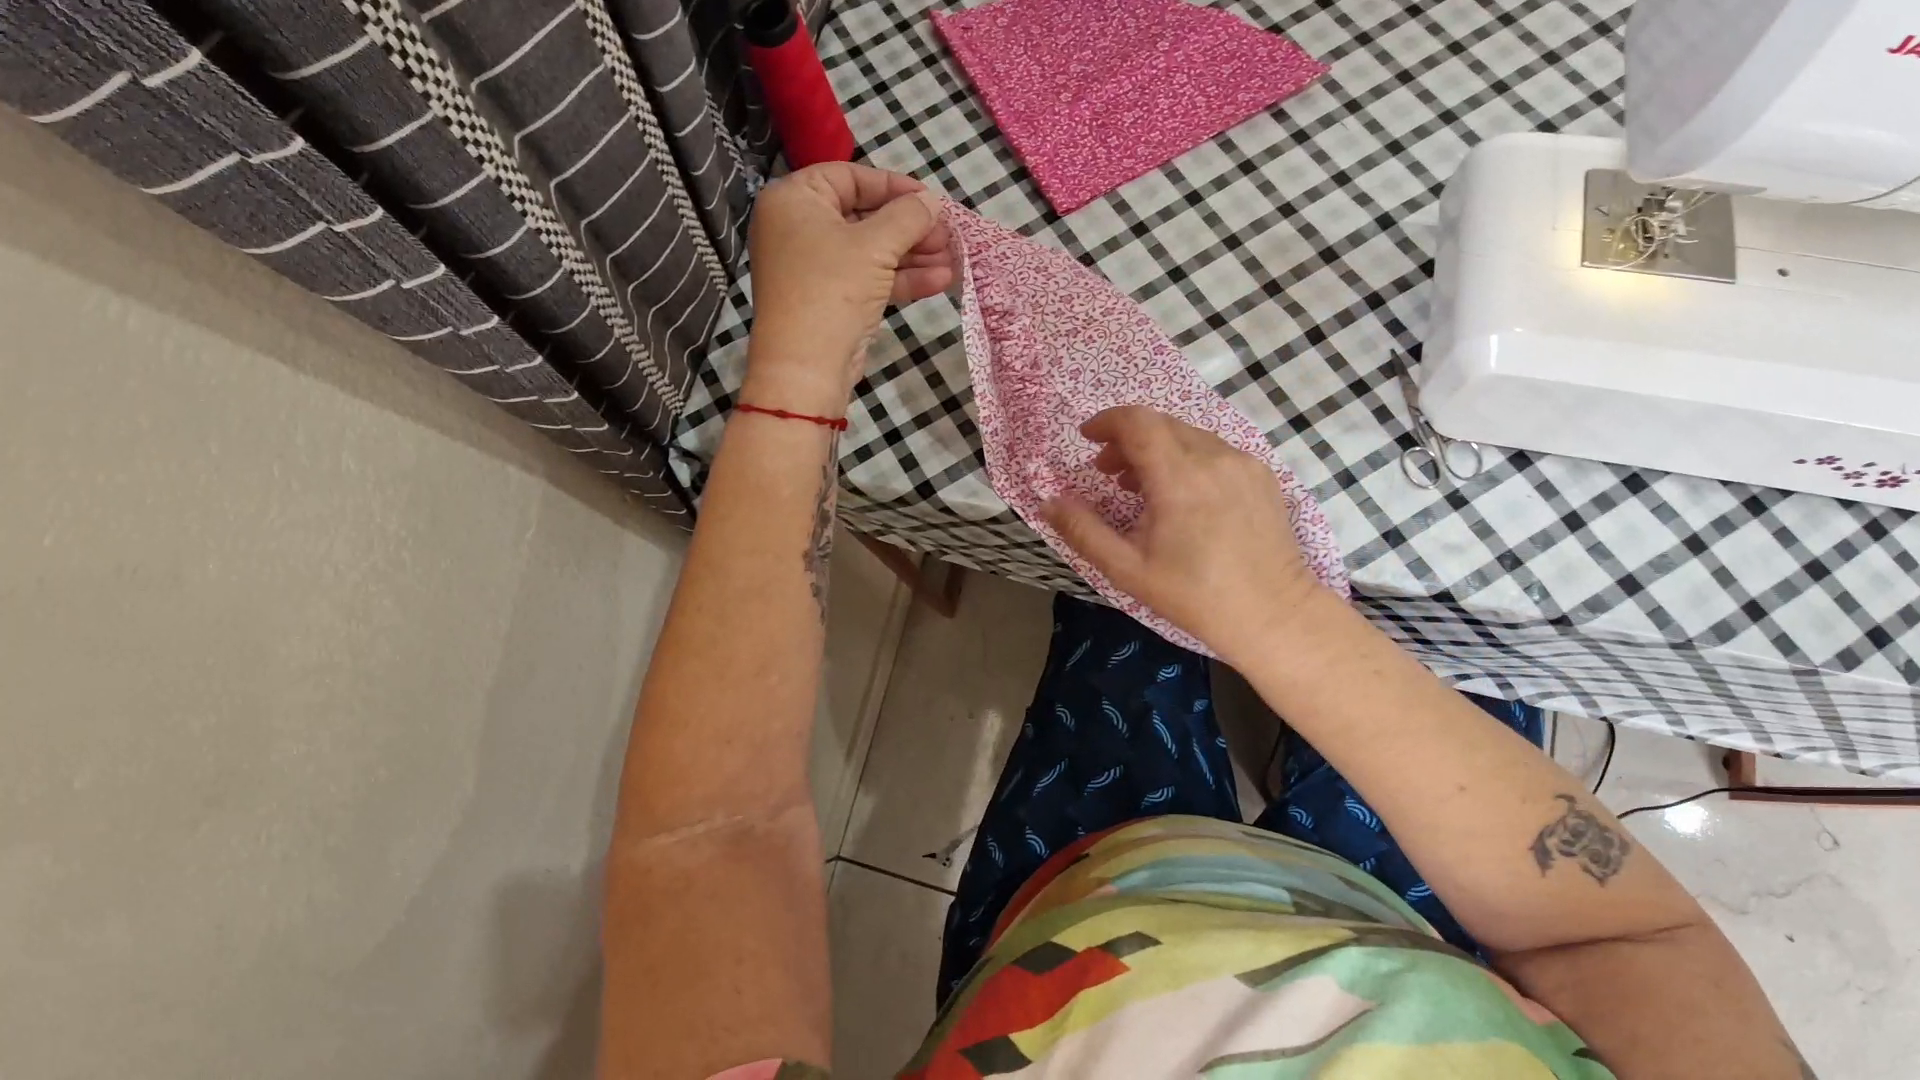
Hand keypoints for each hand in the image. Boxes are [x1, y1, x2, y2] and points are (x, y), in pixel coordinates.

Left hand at [744, 163, 952, 412]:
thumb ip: (908, 216)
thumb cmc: (832, 289)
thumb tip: (931, 202)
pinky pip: (869, 279)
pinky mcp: (832, 300)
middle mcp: (799, 229)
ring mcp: (815, 267)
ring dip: (913, 254)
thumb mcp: (875, 245)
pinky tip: (941, 280)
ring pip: (871, 251)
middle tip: (947, 233)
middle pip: (864, 215)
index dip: (892, 186)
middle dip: (910, 226)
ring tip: (954, 258)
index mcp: (794, 200)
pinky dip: (902, 278)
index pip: (848, 177)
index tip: (929, 198)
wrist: (806, 366)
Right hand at [1042, 407, 1333, 663]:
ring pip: (1189, 436)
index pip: (1137, 422)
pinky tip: (1181, 495)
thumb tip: (1049, 502)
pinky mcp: (1262, 476)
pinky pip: (1215, 451)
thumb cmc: (1194, 596)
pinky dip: (1188, 459)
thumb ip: (1083, 532)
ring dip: (1157, 449)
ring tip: (1139, 487)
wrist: (1273, 615)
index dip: (1106, 423)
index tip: (1086, 439)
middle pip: (1161, 424)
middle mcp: (1214, 458)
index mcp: (1178, 477)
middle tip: (1106, 472)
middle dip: (1127, 439)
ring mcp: (1243, 464)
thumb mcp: (1128, 570)